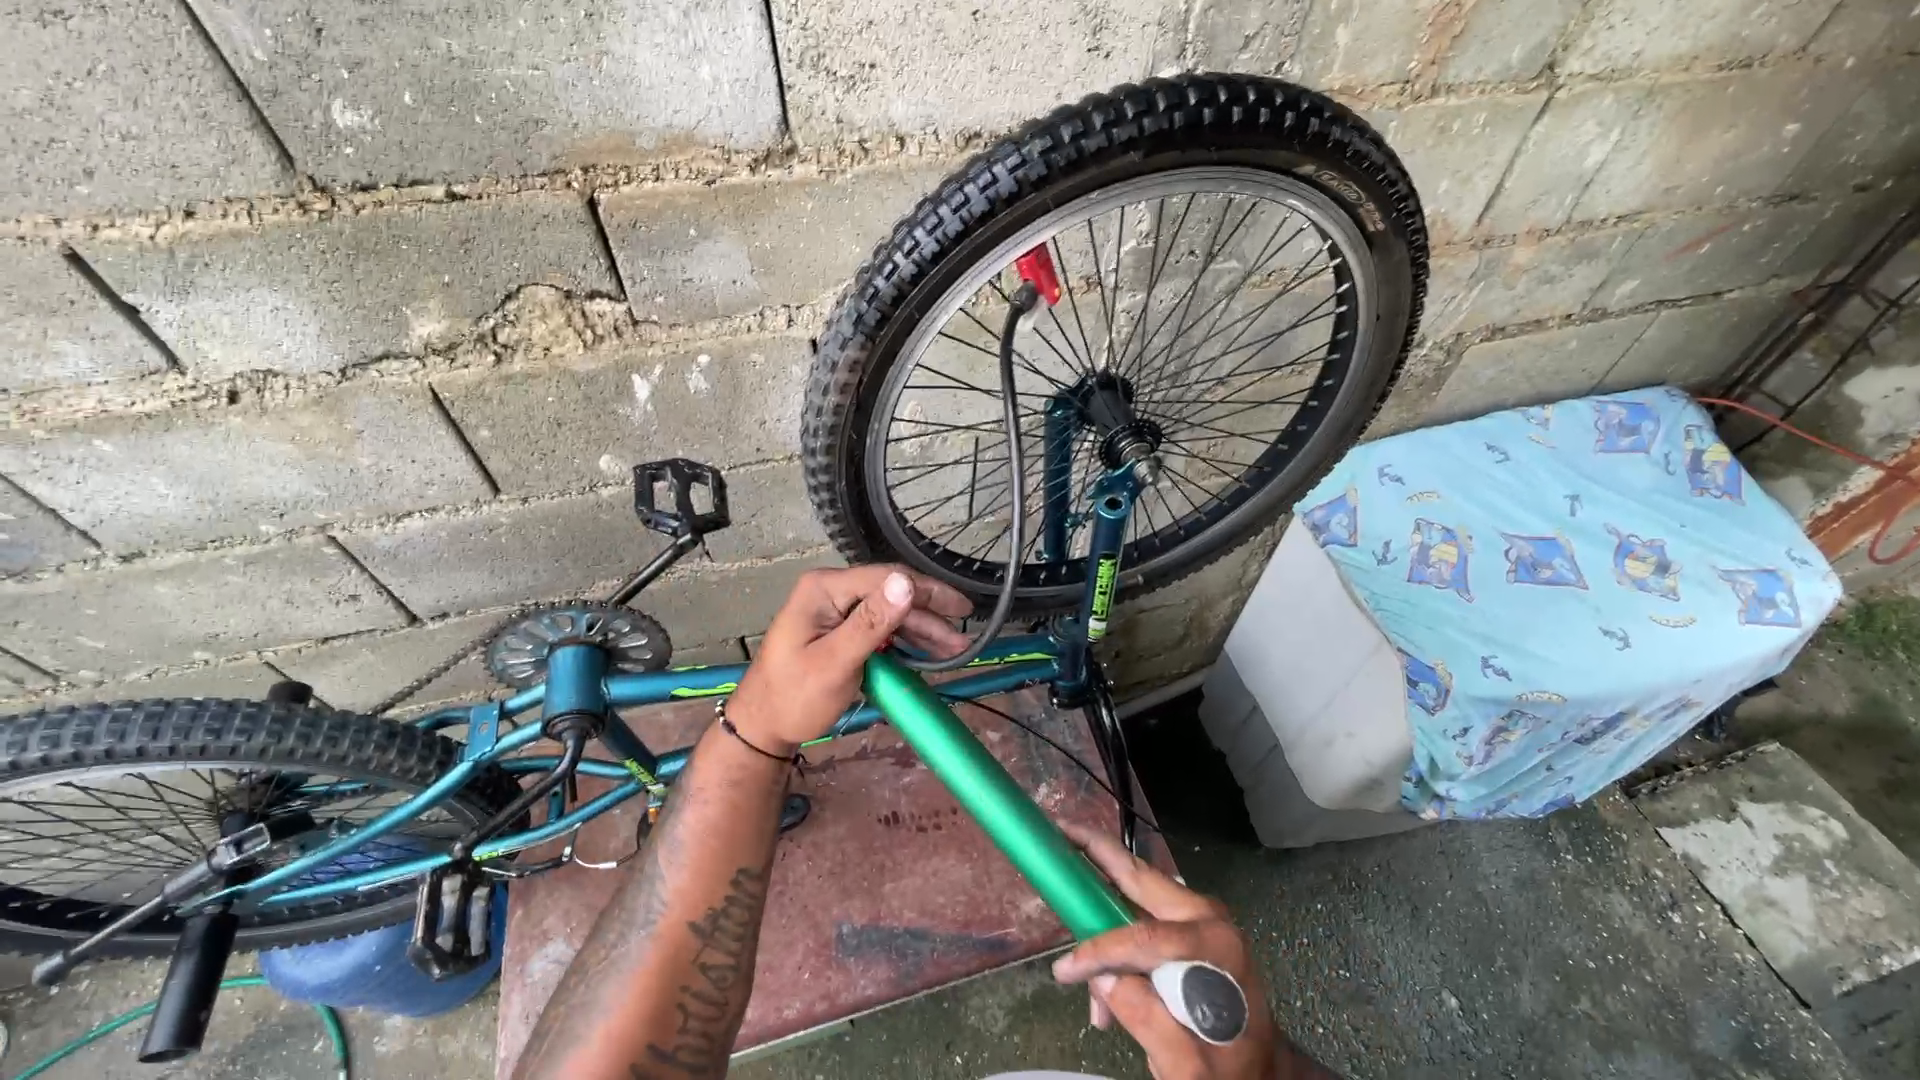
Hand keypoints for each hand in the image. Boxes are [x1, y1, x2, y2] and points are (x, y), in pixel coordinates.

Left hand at [724, 565, 971, 753]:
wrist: (763, 726)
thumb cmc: (794, 697)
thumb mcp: (835, 662)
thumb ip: (871, 623)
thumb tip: (906, 584)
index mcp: (824, 589)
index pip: (886, 578)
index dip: (928, 591)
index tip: (961, 607)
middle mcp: (831, 591)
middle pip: (891, 593)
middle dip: (930, 615)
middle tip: (963, 636)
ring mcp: (836, 609)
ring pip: (890, 611)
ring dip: (923, 629)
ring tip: (955, 649)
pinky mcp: (841, 628)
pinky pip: (881, 626)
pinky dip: (906, 639)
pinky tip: (930, 651)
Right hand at [1052, 822, 1279, 1079]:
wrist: (1262, 1069)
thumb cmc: (1230, 1068)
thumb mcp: (1187, 1063)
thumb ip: (1146, 1018)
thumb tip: (1101, 979)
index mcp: (1213, 943)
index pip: (1142, 935)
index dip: (1098, 949)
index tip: (1064, 970)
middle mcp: (1206, 916)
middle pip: (1138, 877)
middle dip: (1096, 852)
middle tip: (1059, 829)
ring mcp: (1197, 916)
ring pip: (1133, 893)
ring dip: (1098, 911)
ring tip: (1077, 966)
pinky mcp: (1187, 926)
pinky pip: (1138, 914)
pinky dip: (1112, 932)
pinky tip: (1104, 982)